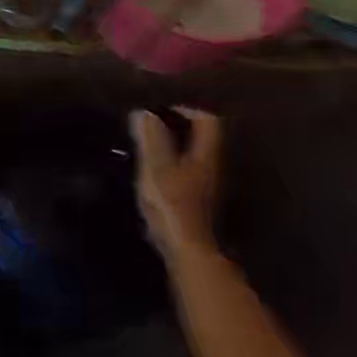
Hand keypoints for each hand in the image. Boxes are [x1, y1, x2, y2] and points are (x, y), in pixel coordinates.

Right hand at [130, 108, 221, 258]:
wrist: (185, 247)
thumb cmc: (171, 203)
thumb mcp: (156, 168)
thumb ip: (151, 140)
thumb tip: (144, 113)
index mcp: (205, 155)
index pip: (207, 121)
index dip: (186, 110)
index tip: (160, 110)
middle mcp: (212, 166)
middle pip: (203, 137)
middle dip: (179, 126)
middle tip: (150, 125)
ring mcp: (206, 185)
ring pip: (194, 155)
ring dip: (175, 146)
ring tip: (147, 146)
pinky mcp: (196, 200)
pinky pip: (187, 171)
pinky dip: (172, 163)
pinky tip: (153, 172)